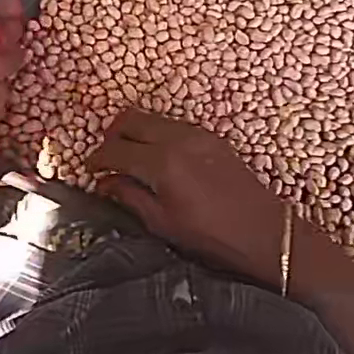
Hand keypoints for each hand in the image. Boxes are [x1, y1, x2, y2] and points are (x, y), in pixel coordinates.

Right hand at [90, 109, 285, 284]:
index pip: (115, 149)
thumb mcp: (162, 223)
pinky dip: (156, 134)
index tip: (90, 169)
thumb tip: (104, 182)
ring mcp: (196, 134)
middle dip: (112, 136)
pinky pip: (172, 125)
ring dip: (134, 132)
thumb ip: (129, 196)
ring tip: (130, 160)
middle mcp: (178, 138)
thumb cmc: (211, 236)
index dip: (97, 158)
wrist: (263, 232)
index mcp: (162, 163)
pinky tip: (157, 159)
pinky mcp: (210, 137)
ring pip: (151, 118)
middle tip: (107, 159)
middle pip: (130, 119)